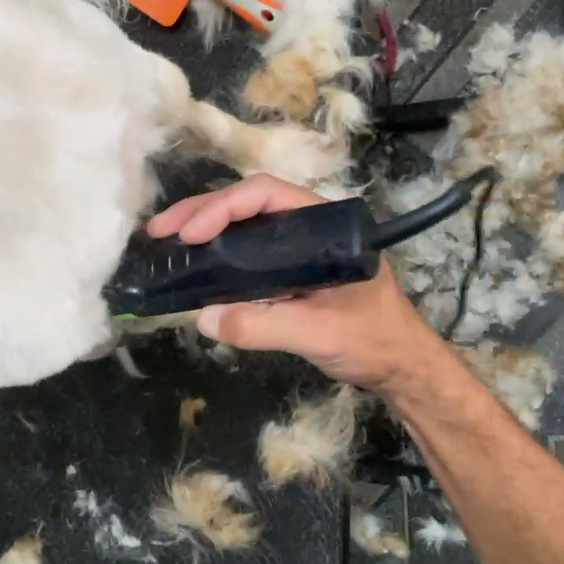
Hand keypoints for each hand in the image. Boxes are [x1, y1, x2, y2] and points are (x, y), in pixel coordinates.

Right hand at [146, 174, 452, 394]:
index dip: (224, 209)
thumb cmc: (373, 341)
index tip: (191, 234)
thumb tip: (204, 317)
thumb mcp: (318, 334)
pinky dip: (220, 256)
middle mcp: (311, 228)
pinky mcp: (293, 273)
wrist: (402, 367)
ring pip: (247, 227)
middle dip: (203, 213)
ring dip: (207, 231)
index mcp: (326, 225)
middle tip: (161, 231)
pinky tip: (196, 266)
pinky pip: (251, 254)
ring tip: (168, 243)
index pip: (266, 196)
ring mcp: (301, 249)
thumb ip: (263, 325)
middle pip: (250, 204)